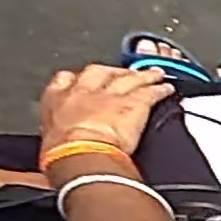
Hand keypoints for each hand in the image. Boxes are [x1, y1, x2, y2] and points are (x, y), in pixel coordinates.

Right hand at [38, 65, 174, 154]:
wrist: (82, 149)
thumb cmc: (64, 149)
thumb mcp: (52, 137)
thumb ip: (59, 130)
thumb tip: (64, 140)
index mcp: (57, 99)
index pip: (65, 80)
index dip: (77, 77)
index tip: (85, 77)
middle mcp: (84, 92)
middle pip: (100, 72)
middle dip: (113, 70)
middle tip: (125, 71)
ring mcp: (110, 96)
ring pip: (128, 79)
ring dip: (143, 76)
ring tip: (155, 74)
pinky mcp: (133, 104)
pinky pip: (150, 93)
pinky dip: (160, 90)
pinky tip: (168, 89)